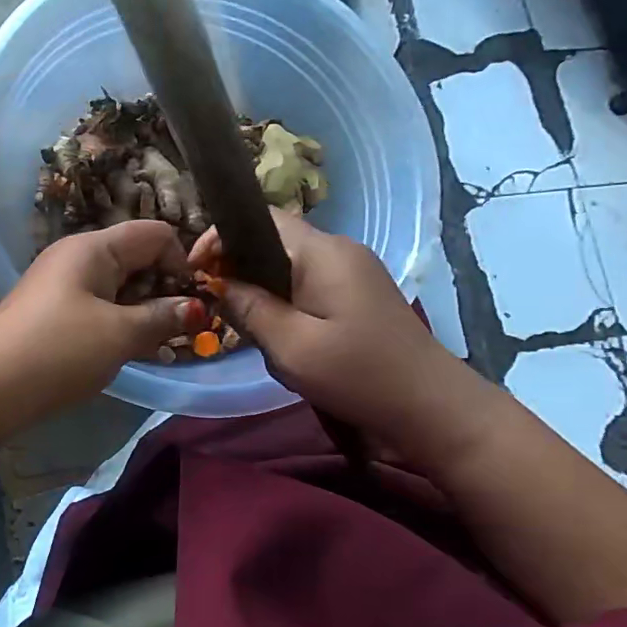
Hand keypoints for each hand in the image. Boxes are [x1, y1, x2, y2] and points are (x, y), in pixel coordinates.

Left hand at [0, 220, 207, 412]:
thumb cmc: (59, 350)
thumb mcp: (120, 335)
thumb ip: (162, 318)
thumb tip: (196, 308)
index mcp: (94, 248)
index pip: (155, 234)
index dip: (182, 262)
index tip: (196, 302)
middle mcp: (79, 259)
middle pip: (137, 259)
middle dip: (166, 290)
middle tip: (185, 330)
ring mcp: (64, 288)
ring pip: (120, 290)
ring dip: (145, 314)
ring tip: (165, 347)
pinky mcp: (55, 317)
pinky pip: (100, 311)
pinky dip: (121, 327)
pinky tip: (133, 354)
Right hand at [193, 211, 501, 464]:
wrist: (430, 407)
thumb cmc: (358, 374)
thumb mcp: (291, 347)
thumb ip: (249, 309)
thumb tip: (218, 283)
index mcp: (322, 252)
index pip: (262, 219)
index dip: (222, 236)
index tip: (195, 270)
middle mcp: (338, 250)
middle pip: (273, 241)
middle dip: (237, 267)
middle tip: (214, 303)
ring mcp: (352, 272)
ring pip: (288, 266)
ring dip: (260, 288)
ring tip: (241, 323)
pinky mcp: (358, 296)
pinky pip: (307, 284)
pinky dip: (283, 301)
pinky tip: (276, 333)